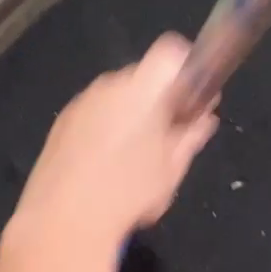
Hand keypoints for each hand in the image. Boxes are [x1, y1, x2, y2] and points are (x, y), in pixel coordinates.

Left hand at [7, 34, 218, 251]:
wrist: (65, 218)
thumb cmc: (129, 193)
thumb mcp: (172, 170)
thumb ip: (191, 137)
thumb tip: (205, 119)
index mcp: (144, 92)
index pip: (172, 53)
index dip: (189, 69)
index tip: (197, 100)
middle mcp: (110, 85)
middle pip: (145, 76)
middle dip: (163, 99)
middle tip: (173, 137)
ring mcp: (84, 101)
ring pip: (120, 95)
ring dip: (136, 115)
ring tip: (140, 157)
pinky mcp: (65, 120)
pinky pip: (98, 112)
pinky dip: (111, 127)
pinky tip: (112, 164)